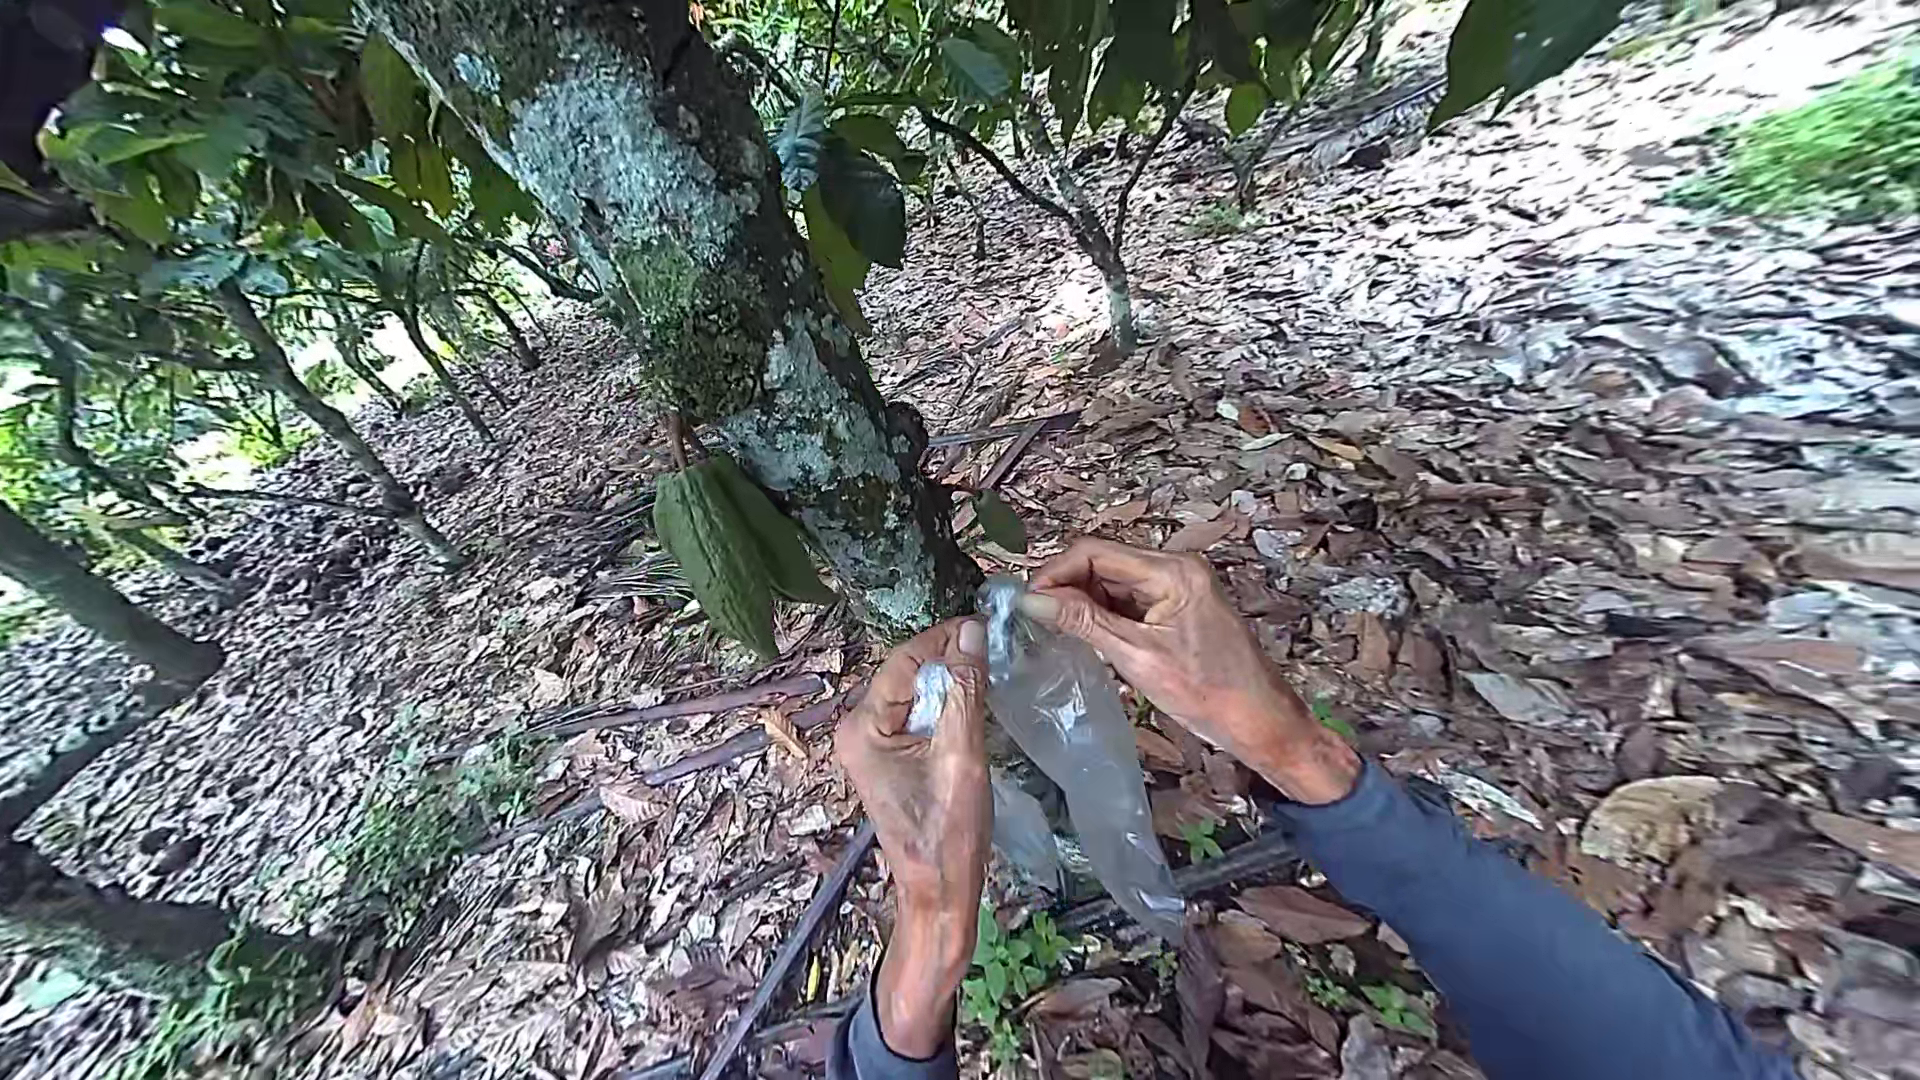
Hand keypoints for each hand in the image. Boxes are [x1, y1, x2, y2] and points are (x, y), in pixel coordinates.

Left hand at [835, 617, 990, 1057]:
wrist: (940, 895)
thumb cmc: (949, 833)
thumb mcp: (961, 756)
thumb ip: (965, 691)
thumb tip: (972, 630)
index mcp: (863, 727)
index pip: (904, 661)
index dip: (944, 639)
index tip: (984, 625)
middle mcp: (857, 728)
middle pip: (907, 674)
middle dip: (948, 658)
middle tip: (991, 648)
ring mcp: (870, 743)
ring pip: (914, 691)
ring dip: (949, 679)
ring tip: (987, 668)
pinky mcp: (887, 754)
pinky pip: (916, 713)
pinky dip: (944, 703)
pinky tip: (972, 699)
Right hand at [1022, 538, 1358, 804]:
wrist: (1263, 724)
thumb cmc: (1207, 693)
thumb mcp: (1138, 657)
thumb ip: (1083, 622)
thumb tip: (1031, 601)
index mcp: (1172, 570)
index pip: (1095, 551)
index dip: (1055, 571)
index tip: (1026, 601)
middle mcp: (1173, 567)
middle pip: (1102, 561)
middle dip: (1065, 586)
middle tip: (1034, 617)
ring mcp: (1175, 585)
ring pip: (1110, 580)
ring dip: (1079, 600)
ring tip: (1052, 626)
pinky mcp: (1173, 605)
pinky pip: (1125, 598)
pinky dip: (1099, 612)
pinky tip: (1081, 631)